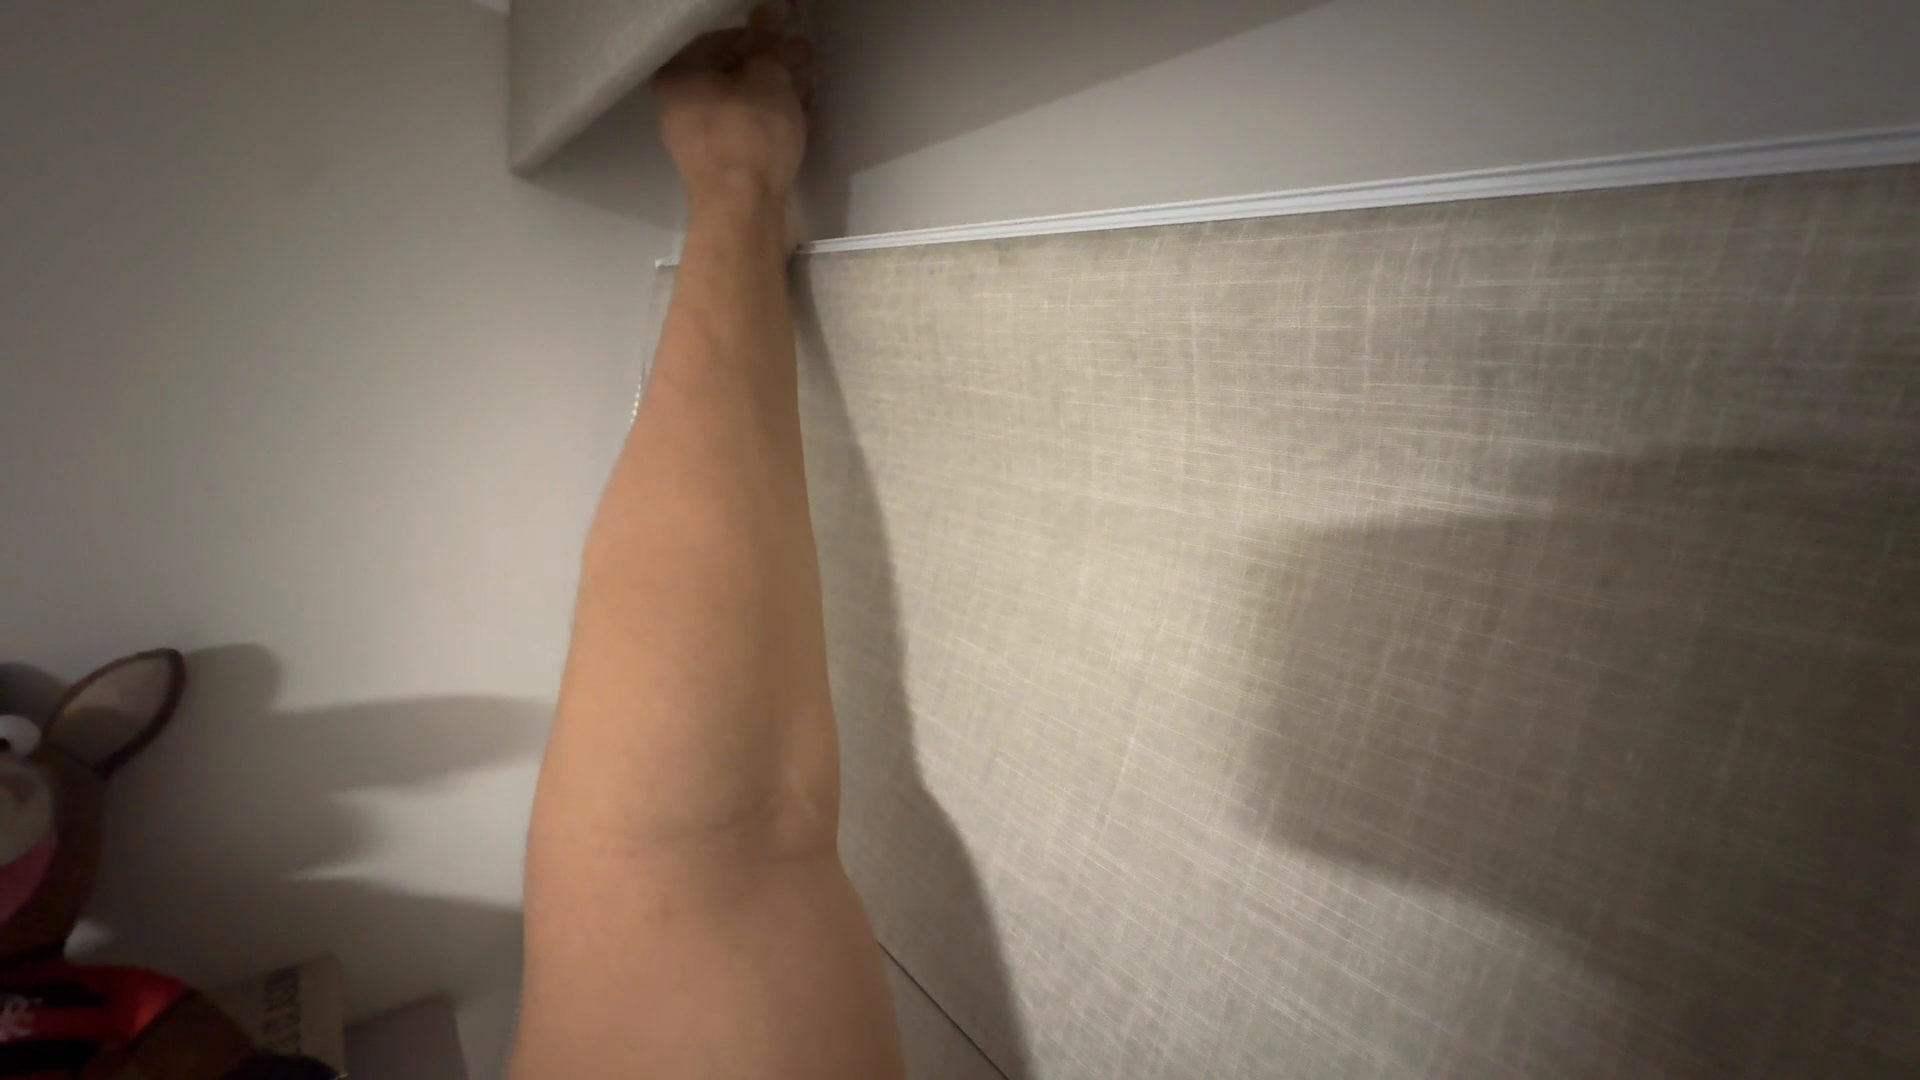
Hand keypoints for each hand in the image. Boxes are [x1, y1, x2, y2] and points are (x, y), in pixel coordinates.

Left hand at [652, 2, 812, 212]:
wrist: (745, 212)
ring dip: (780, 98)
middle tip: (806, 58)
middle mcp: (683, 109)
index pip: (720, 39)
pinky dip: (776, 129)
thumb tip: (771, 12)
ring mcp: (705, 147)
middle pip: (734, 77)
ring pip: (747, 111)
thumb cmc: (749, 134)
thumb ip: (770, 44)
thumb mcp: (768, 77)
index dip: (759, 32)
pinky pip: (752, 140)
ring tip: (811, 90)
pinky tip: (805, 123)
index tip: (788, 32)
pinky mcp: (727, 174)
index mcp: (679, 75)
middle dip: (773, 66)